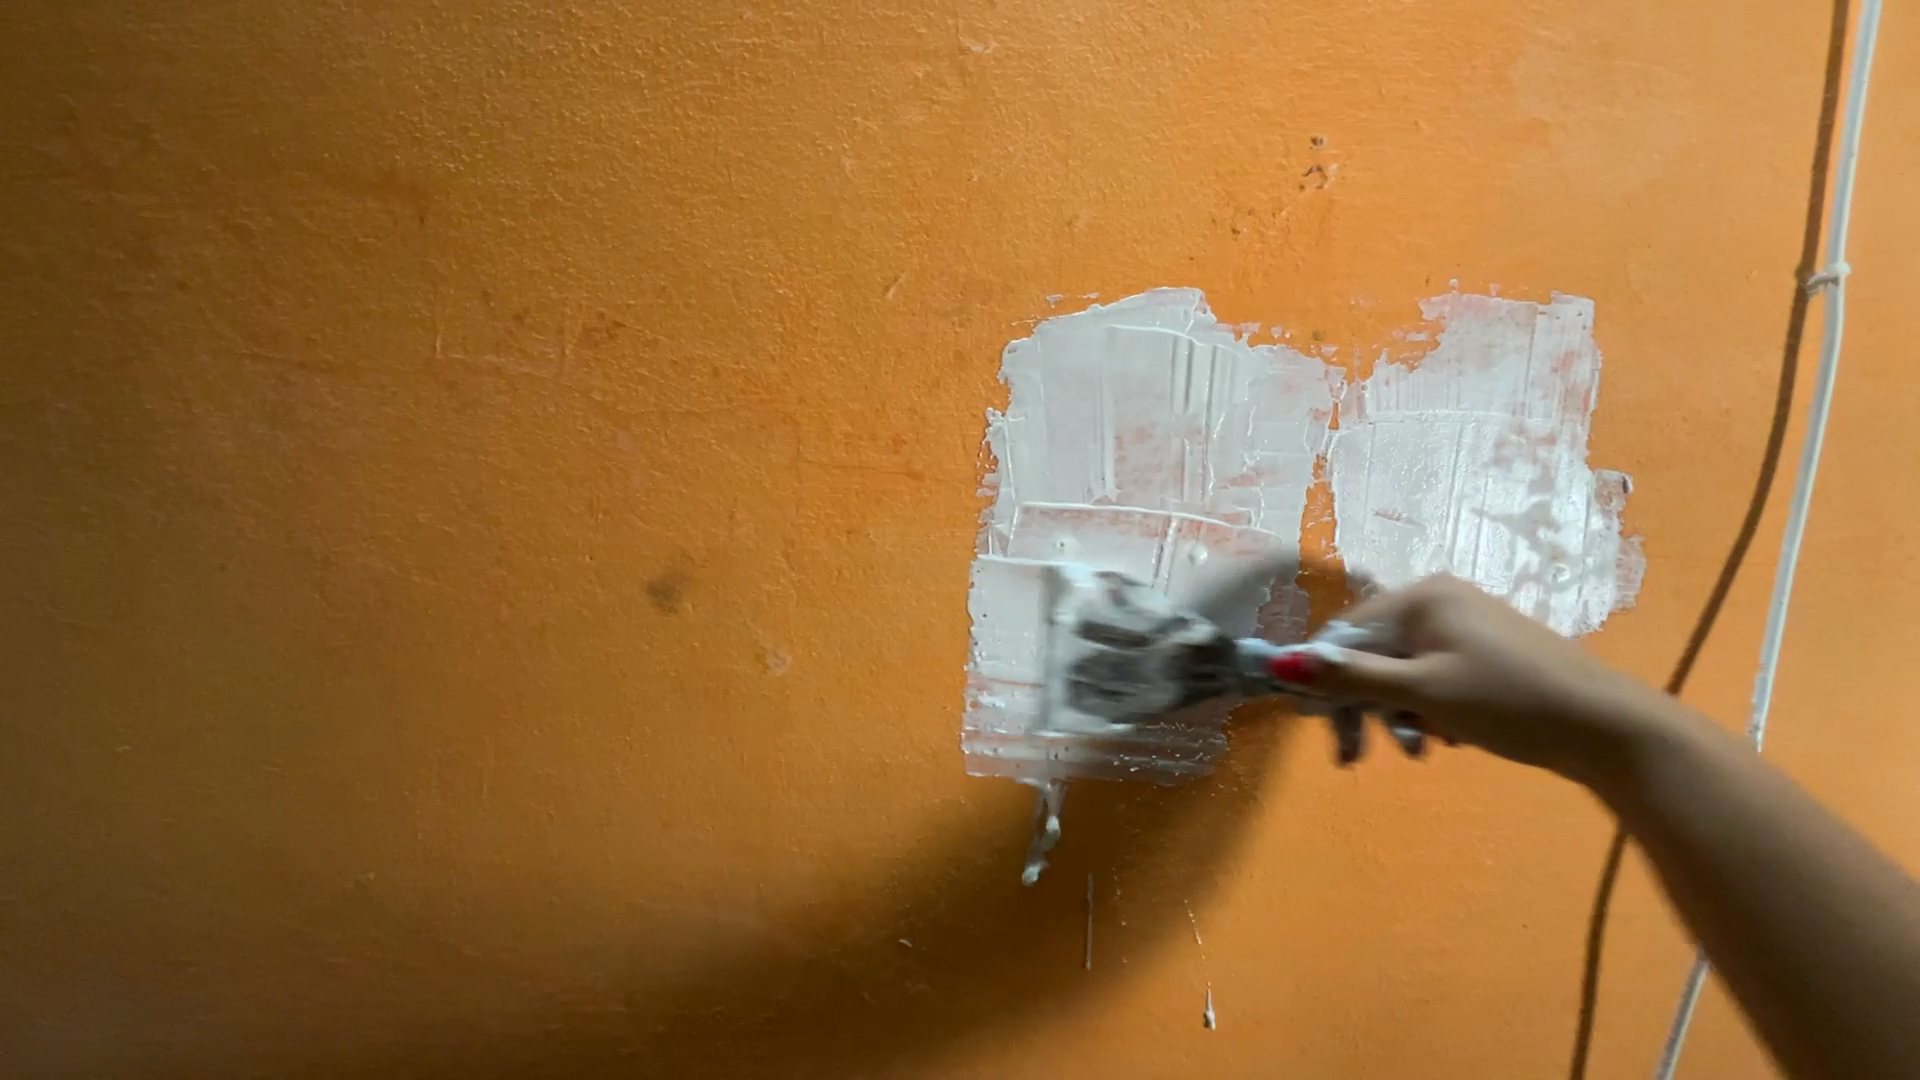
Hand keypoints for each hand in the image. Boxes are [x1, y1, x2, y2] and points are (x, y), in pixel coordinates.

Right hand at [1302, 574, 1664, 782]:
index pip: (1345, 634)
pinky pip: (1431, 675)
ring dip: (1396, 712)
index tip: (1319, 728)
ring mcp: (1464, 623)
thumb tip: (1276, 664)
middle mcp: (1438, 600)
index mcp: (1421, 597)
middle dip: (1364, 705)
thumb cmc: (1509, 702)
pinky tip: (1446, 736)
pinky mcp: (1484, 650)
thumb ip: (1347, 677)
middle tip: (1358, 757)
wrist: (1616, 731)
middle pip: (1371, 653)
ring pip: (1400, 670)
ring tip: (1419, 748)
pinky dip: (1426, 707)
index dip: (1323, 680)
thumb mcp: (1420, 692)